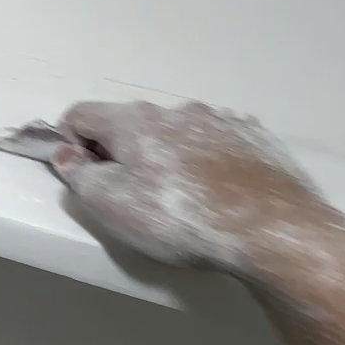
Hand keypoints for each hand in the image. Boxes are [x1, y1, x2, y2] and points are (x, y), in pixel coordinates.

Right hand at [51, 100, 344, 278]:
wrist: (277, 234)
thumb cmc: (175, 217)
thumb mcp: (105, 202)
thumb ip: (76, 172)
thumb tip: (66, 154)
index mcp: (131, 119)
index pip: (79, 114)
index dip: (70, 143)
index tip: (83, 176)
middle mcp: (174, 110)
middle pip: (127, 124)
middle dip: (119, 151)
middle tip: (128, 193)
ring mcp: (222, 121)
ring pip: (172, 133)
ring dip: (162, 155)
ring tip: (177, 195)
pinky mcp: (259, 140)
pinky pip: (213, 143)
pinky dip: (203, 161)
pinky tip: (214, 191)